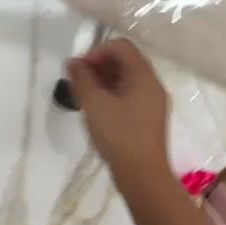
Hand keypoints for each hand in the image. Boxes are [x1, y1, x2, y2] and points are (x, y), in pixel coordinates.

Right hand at [67, 38, 170, 184]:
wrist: (144, 178)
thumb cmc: (119, 135)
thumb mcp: (94, 104)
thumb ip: (81, 78)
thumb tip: (73, 62)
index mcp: (144, 76)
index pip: (120, 46)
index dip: (97, 51)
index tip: (79, 69)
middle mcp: (152, 85)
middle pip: (124, 61)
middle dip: (98, 66)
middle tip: (78, 81)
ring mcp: (153, 103)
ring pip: (126, 79)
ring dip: (103, 81)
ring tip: (83, 96)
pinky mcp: (148, 119)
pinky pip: (129, 96)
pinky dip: (111, 95)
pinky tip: (96, 111)